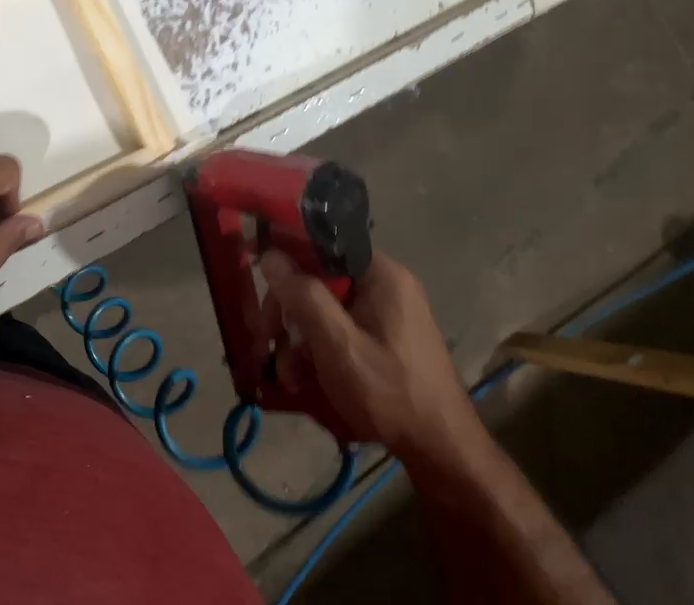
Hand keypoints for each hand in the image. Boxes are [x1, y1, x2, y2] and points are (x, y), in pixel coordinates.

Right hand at [259, 249, 480, 465]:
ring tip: (286, 375)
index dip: (285, 253)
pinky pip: (337, 329)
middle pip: (318, 279)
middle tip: (263, 339)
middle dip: (286, 311)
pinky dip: (315, 350)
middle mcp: (384, 287)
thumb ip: (303, 296)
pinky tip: (302, 378)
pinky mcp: (381, 339)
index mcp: (381, 276)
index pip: (324, 243)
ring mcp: (384, 314)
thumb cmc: (390, 392)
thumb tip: (270, 255)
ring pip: (323, 308)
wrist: (441, 450)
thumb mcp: (338, 344)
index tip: (252, 267)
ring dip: (296, 339)